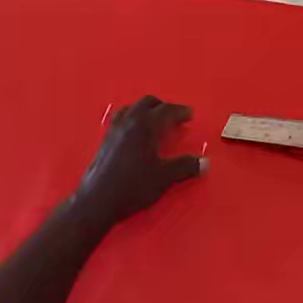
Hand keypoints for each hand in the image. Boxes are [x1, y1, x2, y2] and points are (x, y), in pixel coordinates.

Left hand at [72, 96, 205, 226]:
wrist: (98, 200)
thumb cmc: (133, 186)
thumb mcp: (164, 178)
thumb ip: (185, 166)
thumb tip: (205, 162)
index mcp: (146, 126)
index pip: (166, 110)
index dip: (180, 111)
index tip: (190, 115)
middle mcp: (129, 121)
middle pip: (148, 103)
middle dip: (163, 107)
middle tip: (174, 117)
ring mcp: (114, 129)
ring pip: (132, 108)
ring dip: (146, 110)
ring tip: (155, 122)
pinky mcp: (105, 139)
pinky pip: (121, 118)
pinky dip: (133, 118)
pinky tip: (135, 133)